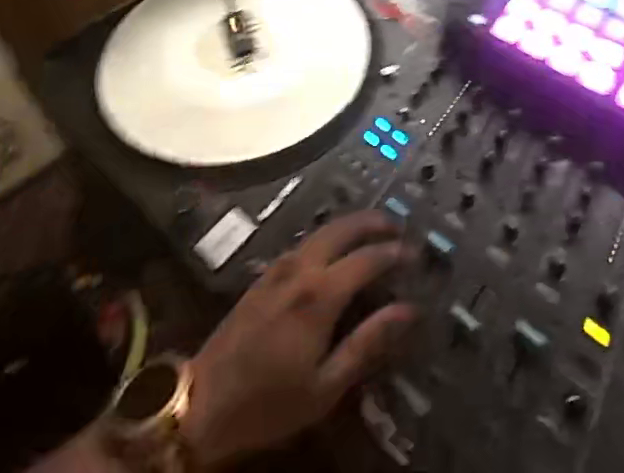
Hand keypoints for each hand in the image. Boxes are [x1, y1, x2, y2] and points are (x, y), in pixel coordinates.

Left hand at [180, 212, 416, 467]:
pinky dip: (324, 238)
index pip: (364, 259)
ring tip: (371, 233)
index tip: (415, 253)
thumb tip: (408, 310)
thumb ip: (368, 342)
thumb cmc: (272, 401)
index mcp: (317, 295)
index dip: (392, 253)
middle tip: (395, 225)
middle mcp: (297, 271)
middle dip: (368, 222)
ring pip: (316, 233)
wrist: (208, 399)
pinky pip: (300, 245)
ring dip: (345, 226)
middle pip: (337, 230)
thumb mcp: (328, 384)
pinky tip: (332, 251)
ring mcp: (275, 270)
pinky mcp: (262, 277)